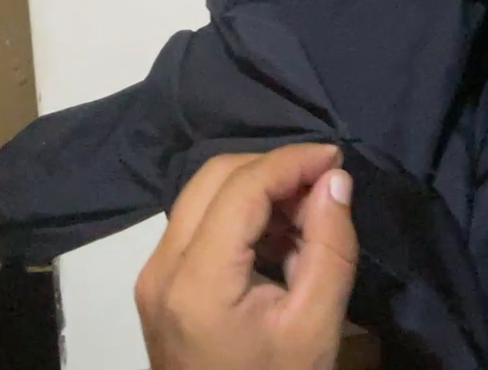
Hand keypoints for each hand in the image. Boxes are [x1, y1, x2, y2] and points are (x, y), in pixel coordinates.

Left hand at [136, 143, 357, 369]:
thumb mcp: (315, 330)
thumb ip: (330, 249)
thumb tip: (335, 180)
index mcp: (196, 282)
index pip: (242, 187)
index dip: (291, 161)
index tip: (335, 156)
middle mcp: (161, 266)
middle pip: (216, 177)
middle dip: (273, 170)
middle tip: (322, 187)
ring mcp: (153, 273)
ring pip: (204, 193)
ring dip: (257, 190)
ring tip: (306, 218)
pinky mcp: (158, 282)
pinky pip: (198, 221)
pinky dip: (239, 214)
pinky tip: (277, 239)